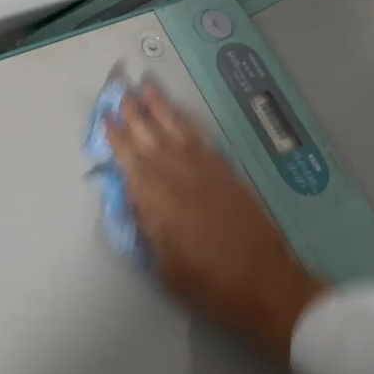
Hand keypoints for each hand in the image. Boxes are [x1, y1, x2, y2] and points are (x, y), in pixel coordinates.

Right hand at [107, 83, 327, 361]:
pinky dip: (188, 126)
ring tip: (147, 89)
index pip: (133, 163)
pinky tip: (178, 117)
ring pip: (179, 133)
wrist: (267, 285)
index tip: (106, 118)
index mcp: (162, 203)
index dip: (118, 139)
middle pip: (154, 139)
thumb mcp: (167, 266)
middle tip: (120, 91)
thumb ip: (149, 227)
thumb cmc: (211, 285)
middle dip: (135, 115)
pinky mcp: (228, 174)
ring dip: (161, 110)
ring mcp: (208, 173)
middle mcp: (183, 178)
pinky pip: (203, 141)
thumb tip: (135, 196)